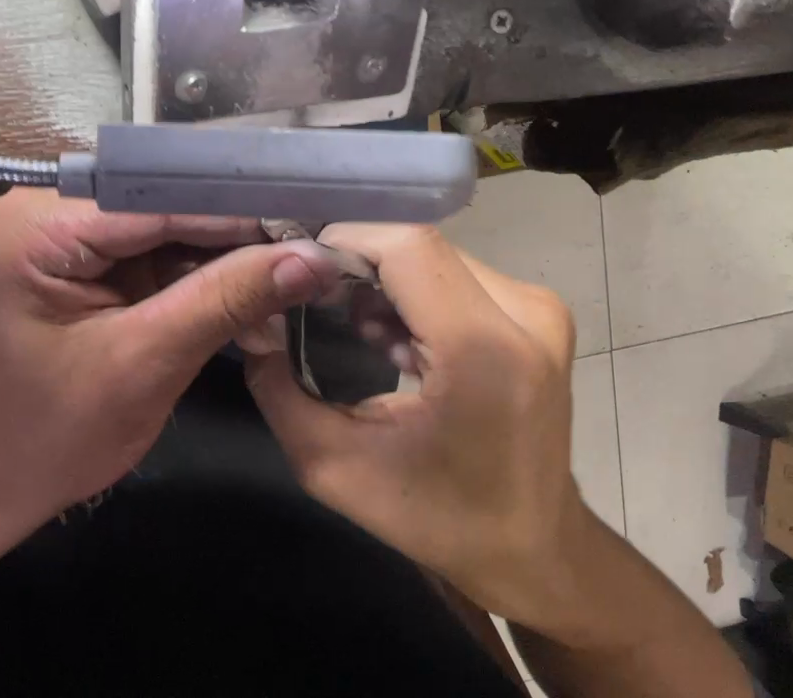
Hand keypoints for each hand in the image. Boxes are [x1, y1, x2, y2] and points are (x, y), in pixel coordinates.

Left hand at [0, 189, 342, 568]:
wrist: (2, 482)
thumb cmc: (55, 435)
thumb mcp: (144, 364)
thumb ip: (226, 299)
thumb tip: (315, 257)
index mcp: (33, 227)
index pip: (150, 198)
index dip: (234, 209)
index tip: (312, 218)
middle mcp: (42, 211)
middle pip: (158, 203)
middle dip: (234, 228)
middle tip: (314, 241)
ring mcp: (63, 232)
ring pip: (165, 224)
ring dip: (227, 250)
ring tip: (300, 259)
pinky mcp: (84, 258)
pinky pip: (156, 249)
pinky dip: (204, 270)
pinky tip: (258, 279)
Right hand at [243, 223, 595, 635]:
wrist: (536, 550)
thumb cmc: (436, 516)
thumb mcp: (331, 465)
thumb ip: (277, 387)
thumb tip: (252, 318)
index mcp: (481, 351)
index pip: (404, 245)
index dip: (343, 242)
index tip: (297, 272)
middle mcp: (524, 316)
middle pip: (416, 246)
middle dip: (355, 265)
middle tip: (314, 304)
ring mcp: (541, 311)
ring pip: (433, 255)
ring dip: (383, 280)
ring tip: (355, 331)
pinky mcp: (539, 314)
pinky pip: (457, 273)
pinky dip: (412, 292)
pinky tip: (393, 340)